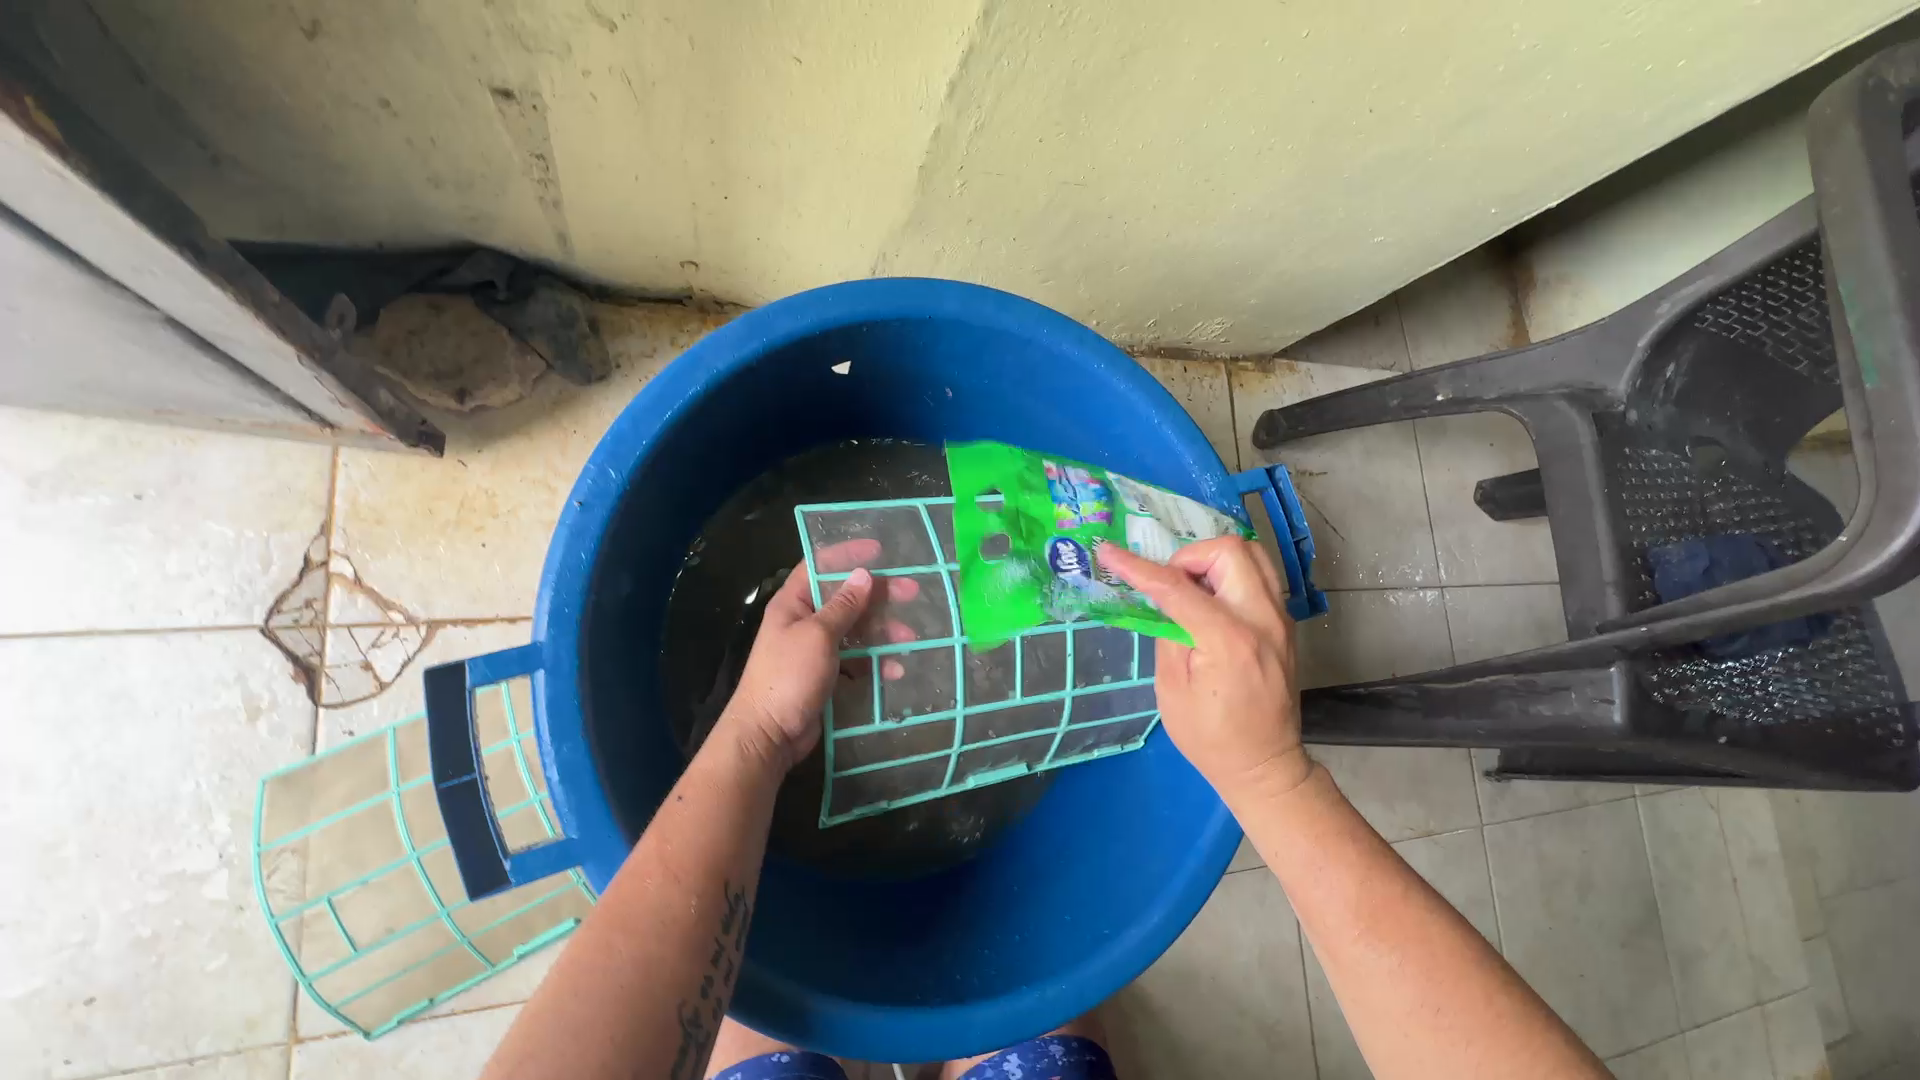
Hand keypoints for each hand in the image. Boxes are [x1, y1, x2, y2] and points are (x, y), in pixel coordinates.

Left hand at [720, 539, 914, 770]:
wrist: (769, 735)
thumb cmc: (788, 676)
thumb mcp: (818, 635)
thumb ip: (843, 606)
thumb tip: (863, 575)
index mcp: (794, 602)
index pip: (819, 566)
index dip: (846, 554)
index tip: (879, 551)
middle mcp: (804, 621)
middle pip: (846, 598)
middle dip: (878, 596)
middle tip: (912, 593)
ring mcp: (815, 649)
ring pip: (855, 631)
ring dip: (882, 632)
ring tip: (909, 639)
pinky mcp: (825, 675)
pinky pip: (855, 660)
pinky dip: (874, 662)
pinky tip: (894, 670)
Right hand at [1100, 536, 1311, 804]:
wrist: (1264, 764)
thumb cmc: (1209, 736)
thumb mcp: (1171, 688)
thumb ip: (1167, 633)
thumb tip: (1161, 599)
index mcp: (1228, 639)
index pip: (1176, 586)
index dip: (1137, 567)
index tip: (1108, 552)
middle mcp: (1263, 619)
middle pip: (1228, 550)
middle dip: (1189, 558)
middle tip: (1171, 587)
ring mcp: (1281, 619)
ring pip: (1252, 554)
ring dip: (1214, 562)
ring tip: (1193, 592)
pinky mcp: (1285, 624)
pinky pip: (1260, 576)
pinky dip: (1231, 576)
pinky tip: (1212, 605)